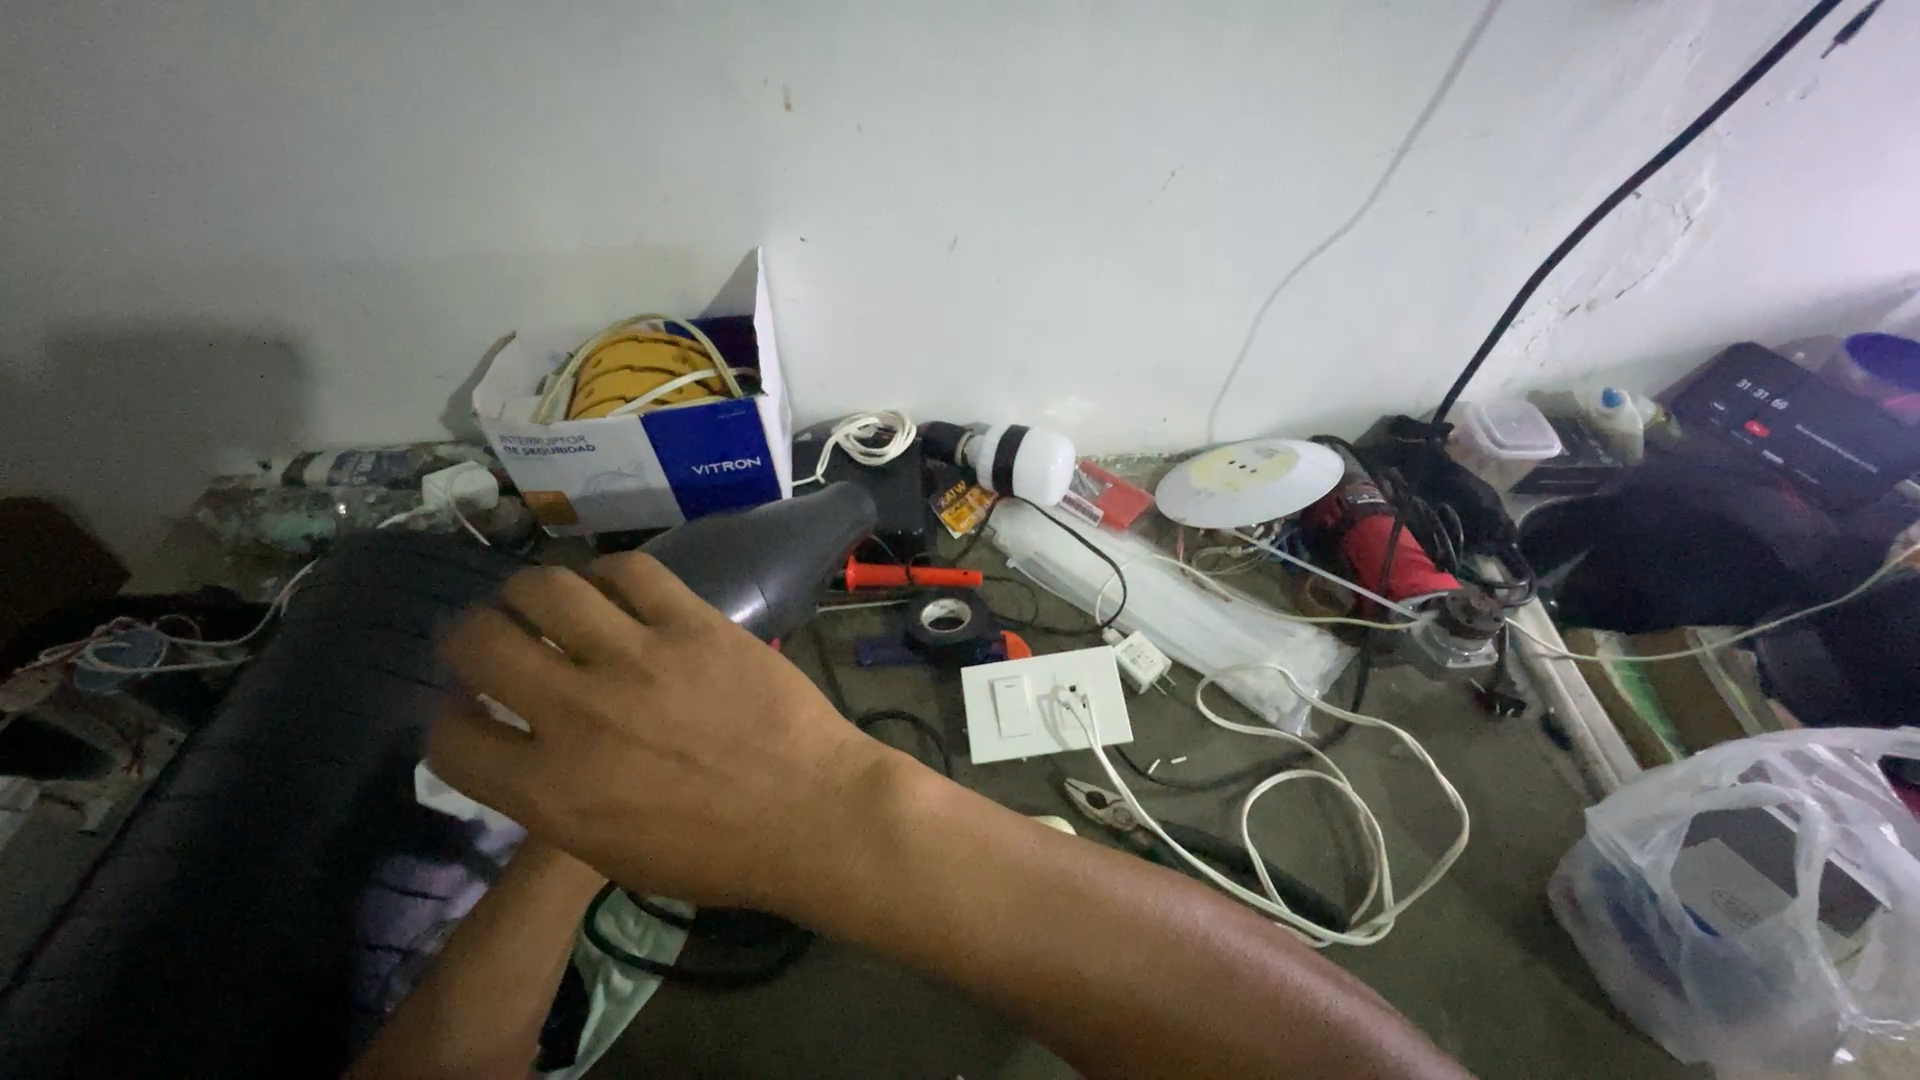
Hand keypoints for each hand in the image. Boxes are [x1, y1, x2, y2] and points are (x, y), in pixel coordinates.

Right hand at [427, 554, 910, 916]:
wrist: (814, 813)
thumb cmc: (720, 854)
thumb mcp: (615, 854)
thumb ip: (557, 801)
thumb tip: (529, 751)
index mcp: (549, 792)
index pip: (450, 738)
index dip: (450, 717)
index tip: (472, 706)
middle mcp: (578, 715)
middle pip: (480, 643)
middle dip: (469, 635)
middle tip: (490, 635)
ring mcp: (639, 660)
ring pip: (548, 589)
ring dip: (530, 590)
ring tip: (542, 599)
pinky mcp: (695, 625)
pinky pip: (633, 571)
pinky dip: (609, 571)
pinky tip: (612, 586)